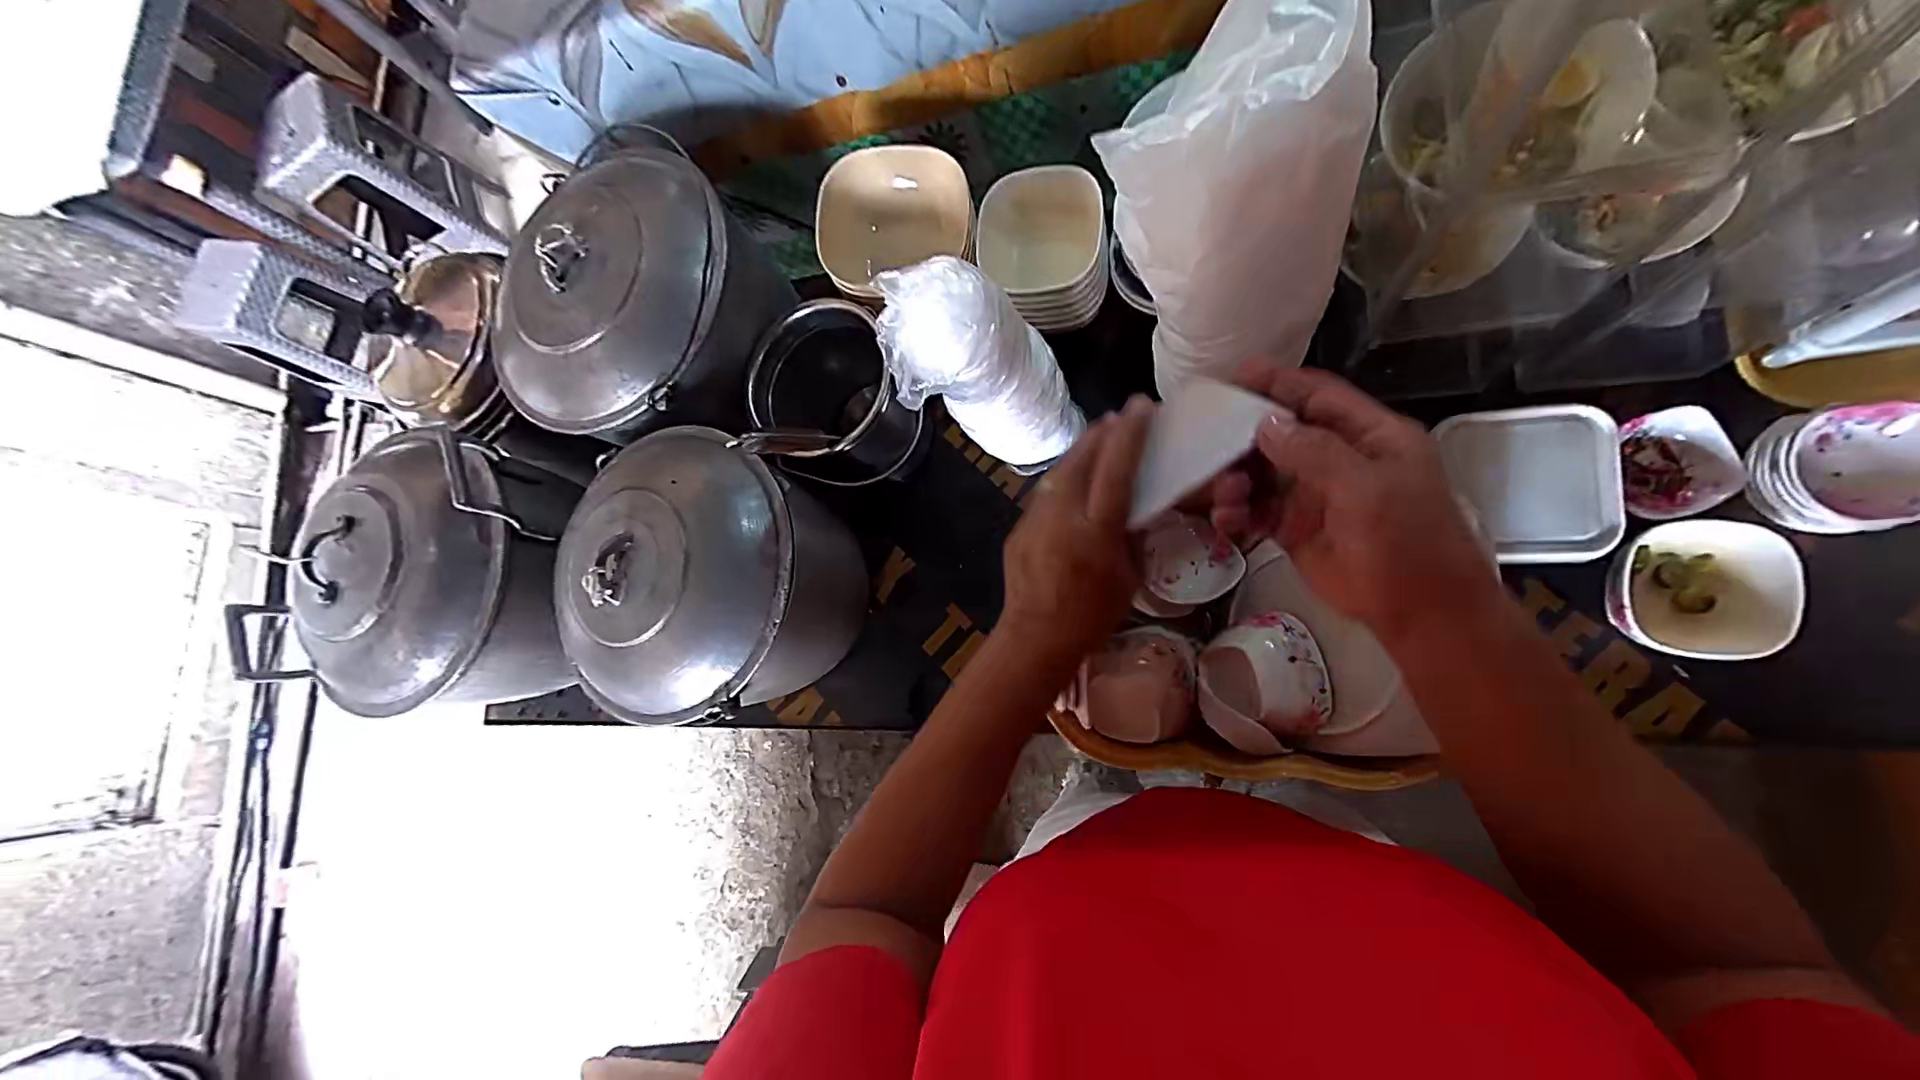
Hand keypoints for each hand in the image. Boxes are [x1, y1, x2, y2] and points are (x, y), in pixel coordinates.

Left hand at [999, 395, 1154, 661]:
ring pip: (1060, 473)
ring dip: (1081, 452)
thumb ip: (1131, 536)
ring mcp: (1035, 520)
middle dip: (1104, 433)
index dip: (1131, 433)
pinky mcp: (1019, 528)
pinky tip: (1073, 481)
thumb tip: (1134, 508)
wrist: (1035, 637)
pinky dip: (1063, 479)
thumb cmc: (1092, 616)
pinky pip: (1045, 494)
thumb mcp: (1129, 577)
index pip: (1117, 468)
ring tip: (1099, 441)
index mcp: (1097, 530)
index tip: (1142, 406)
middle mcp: (1062, 516)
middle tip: (1122, 418)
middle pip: (1083, 459)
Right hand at [1209, 363, 1499, 645]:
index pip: (1319, 397)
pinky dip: (1237, 512)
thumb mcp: (1367, 488)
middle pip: (1281, 433)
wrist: (1417, 610)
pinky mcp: (1294, 528)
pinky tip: (1225, 520)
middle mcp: (1338, 459)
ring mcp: (1314, 494)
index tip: (1237, 375)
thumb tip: (1265, 425)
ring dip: (1237, 479)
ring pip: (1262, 473)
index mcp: (1369, 437)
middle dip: (1244, 436)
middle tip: (1209, 441)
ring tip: (1224, 494)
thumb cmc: (1406, 541)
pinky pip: (1256, 510)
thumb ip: (1315, 452)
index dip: (1280, 383)